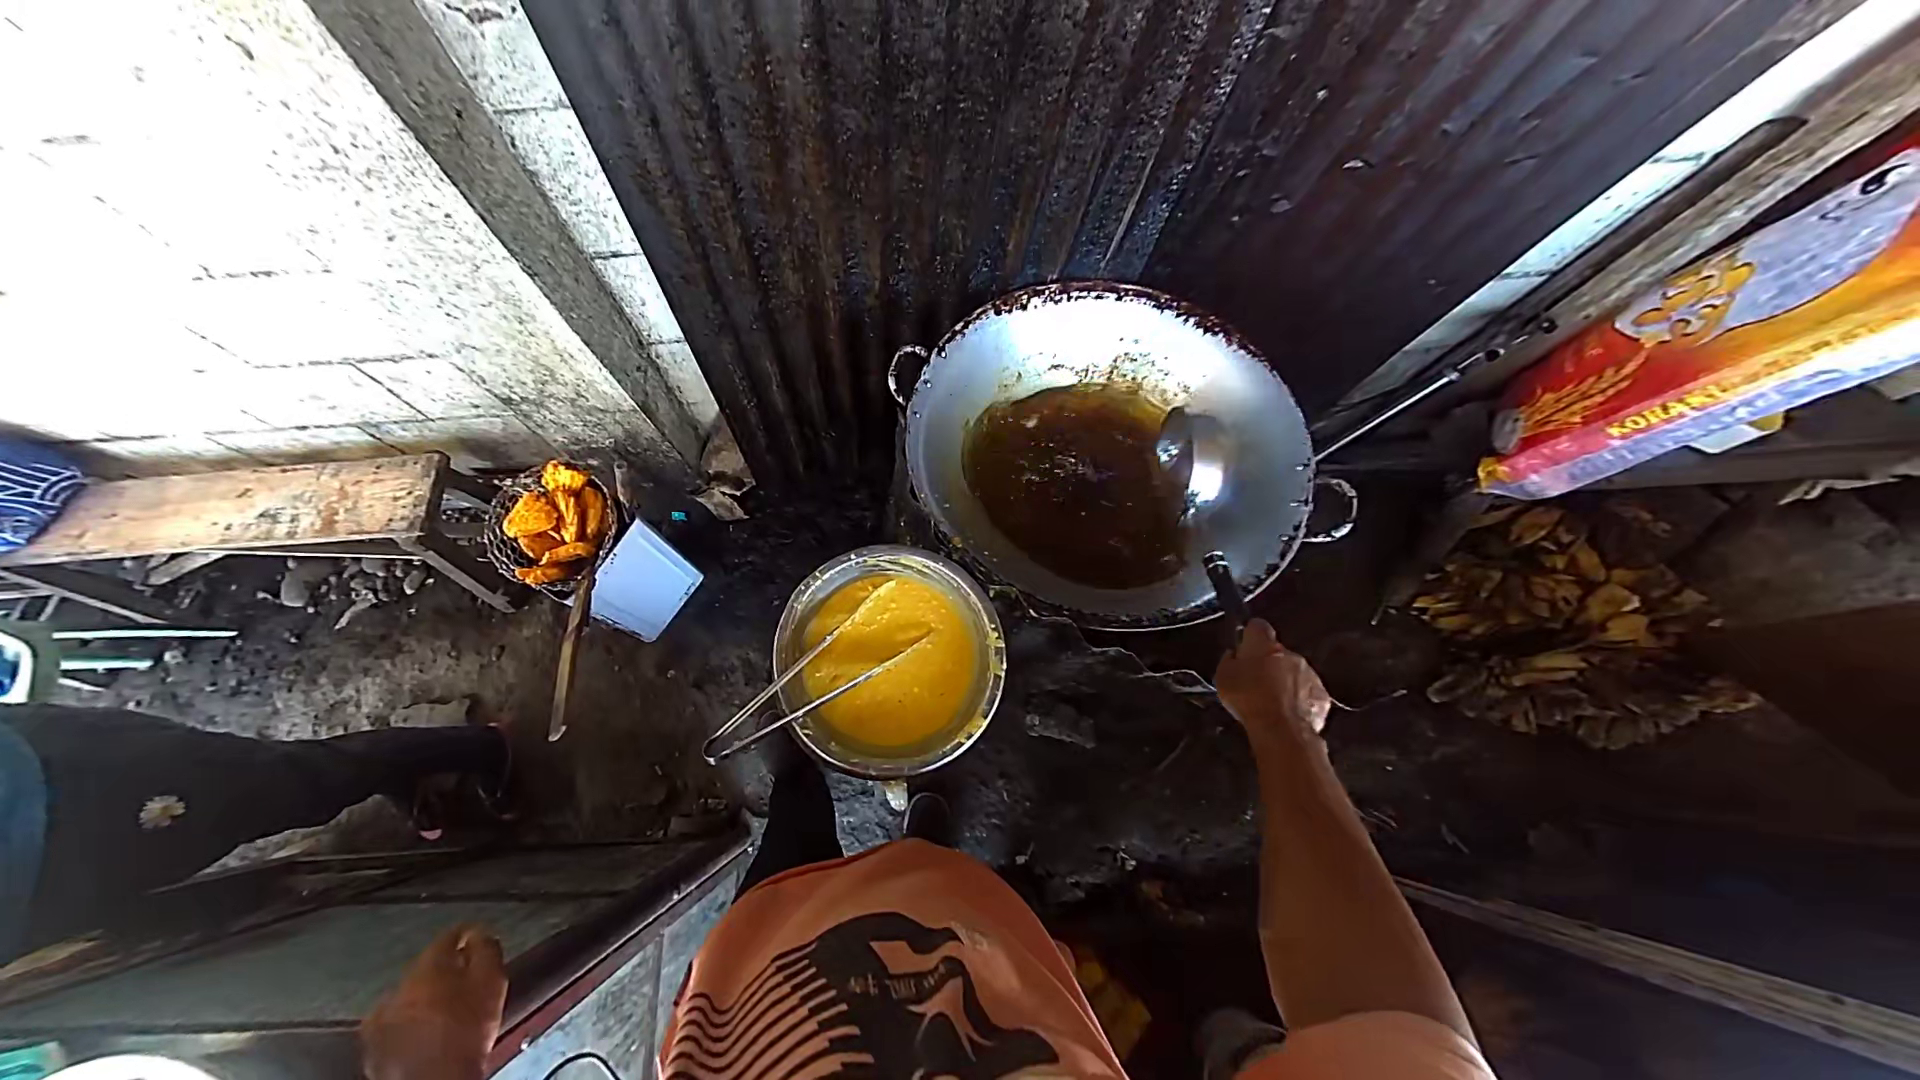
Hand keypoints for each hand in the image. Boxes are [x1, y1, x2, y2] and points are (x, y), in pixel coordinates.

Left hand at [362, 924, 507, 1079]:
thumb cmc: (468, 1028)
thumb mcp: (492, 980)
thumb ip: (487, 949)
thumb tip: (480, 934)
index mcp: (428, 965)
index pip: (449, 935)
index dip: (467, 933)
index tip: (477, 935)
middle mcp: (399, 986)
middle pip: (427, 964)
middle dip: (447, 966)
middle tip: (467, 974)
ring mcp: (381, 1017)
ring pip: (410, 992)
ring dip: (427, 992)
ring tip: (449, 1003)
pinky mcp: (373, 1044)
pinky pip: (397, 1017)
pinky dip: (412, 1016)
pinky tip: (428, 1025)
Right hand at [1214, 619, 1331, 743]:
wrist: (1281, 729)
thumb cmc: (1247, 698)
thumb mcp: (1223, 677)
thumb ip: (1229, 661)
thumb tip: (1234, 655)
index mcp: (1264, 644)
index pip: (1258, 626)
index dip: (1250, 634)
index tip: (1245, 646)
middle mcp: (1290, 653)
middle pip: (1277, 651)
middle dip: (1268, 662)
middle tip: (1255, 681)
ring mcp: (1310, 673)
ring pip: (1294, 671)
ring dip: (1284, 681)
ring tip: (1271, 702)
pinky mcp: (1322, 695)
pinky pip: (1307, 691)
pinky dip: (1299, 698)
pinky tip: (1287, 712)